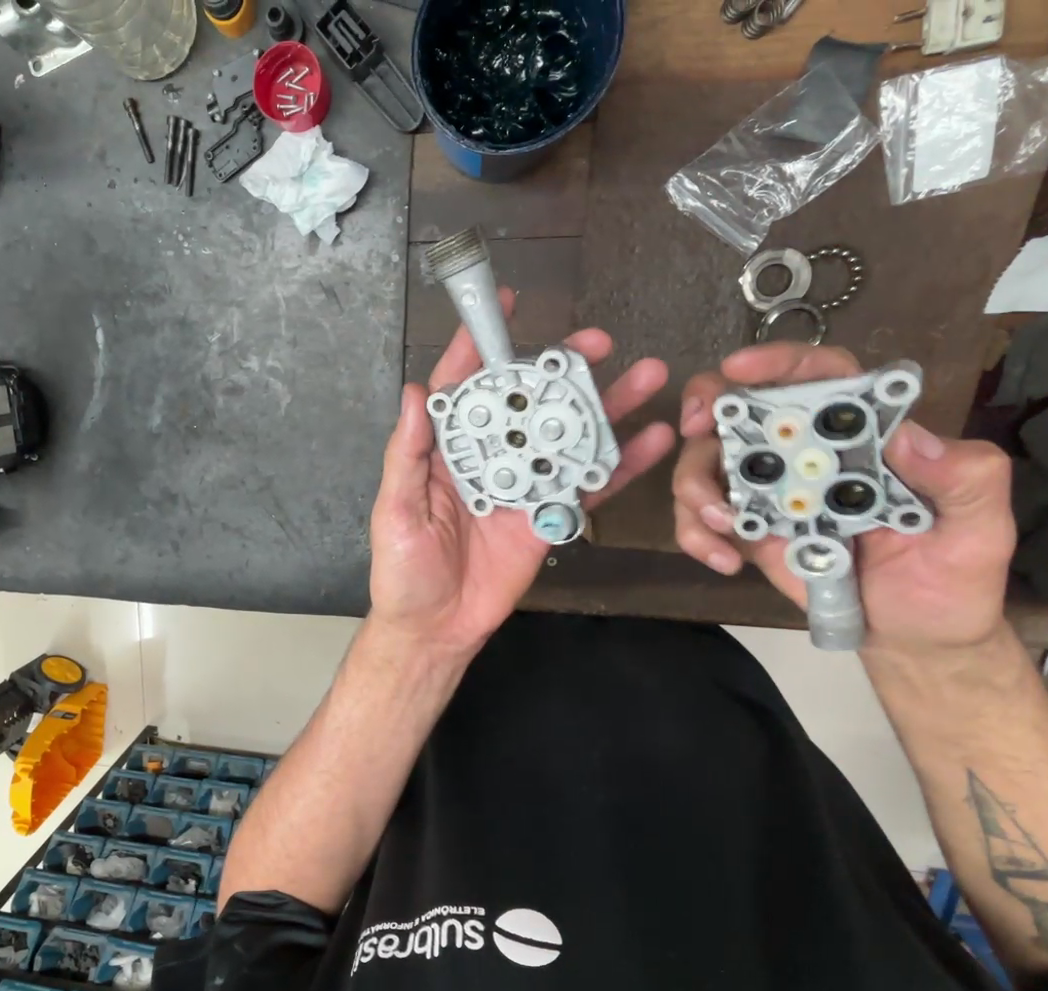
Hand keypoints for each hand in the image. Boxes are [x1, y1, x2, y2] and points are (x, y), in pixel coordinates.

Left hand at [370, 288, 674, 657]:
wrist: (435, 627)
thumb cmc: (404, 570)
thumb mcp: (395, 510)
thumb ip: (407, 455)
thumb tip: (414, 395)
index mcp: (445, 452)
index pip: (462, 389)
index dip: (480, 348)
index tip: (503, 307)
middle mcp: (488, 460)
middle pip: (528, 404)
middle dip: (560, 370)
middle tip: (595, 342)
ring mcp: (522, 487)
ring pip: (566, 438)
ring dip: (604, 408)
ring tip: (644, 377)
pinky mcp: (548, 517)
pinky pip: (587, 486)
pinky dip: (620, 464)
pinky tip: (652, 440)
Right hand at [671, 343, 1015, 653]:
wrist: (912, 635)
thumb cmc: (951, 576)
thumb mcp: (979, 528)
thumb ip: (963, 478)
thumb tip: (908, 437)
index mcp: (863, 435)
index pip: (821, 378)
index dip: (779, 364)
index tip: (739, 371)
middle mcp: (807, 452)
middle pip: (742, 408)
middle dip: (706, 408)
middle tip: (694, 429)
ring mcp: (769, 490)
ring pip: (707, 462)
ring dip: (697, 488)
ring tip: (722, 527)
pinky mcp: (746, 528)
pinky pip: (698, 519)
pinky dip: (696, 535)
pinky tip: (724, 561)